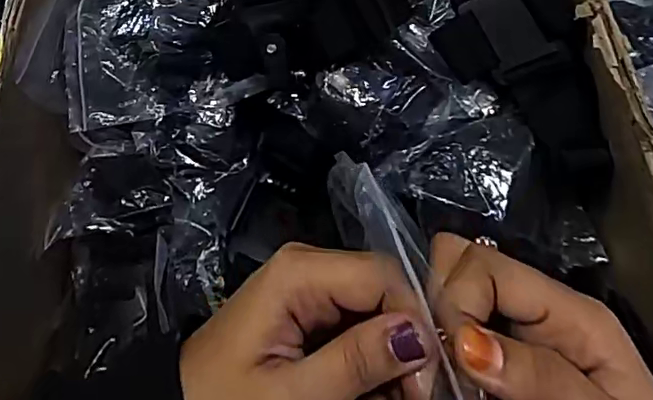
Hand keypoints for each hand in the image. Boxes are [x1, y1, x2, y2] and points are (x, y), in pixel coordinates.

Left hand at [181, 243, 433, 399]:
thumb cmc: (228, 398)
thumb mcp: (293, 394)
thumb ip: (355, 362)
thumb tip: (419, 335)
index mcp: (301, 271)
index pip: (382, 274)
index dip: (413, 324)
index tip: (424, 386)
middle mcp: (309, 265)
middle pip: (382, 290)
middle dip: (406, 344)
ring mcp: (309, 286)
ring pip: (376, 310)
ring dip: (393, 358)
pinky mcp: (309, 308)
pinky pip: (357, 324)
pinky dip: (373, 360)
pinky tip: (371, 392)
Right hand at [430, 233, 652, 399]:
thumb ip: (540, 378)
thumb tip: (465, 341)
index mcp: (570, 309)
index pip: (483, 262)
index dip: (456, 302)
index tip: (454, 362)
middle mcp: (539, 304)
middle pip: (461, 257)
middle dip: (440, 302)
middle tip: (443, 363)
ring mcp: (520, 326)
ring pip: (451, 283)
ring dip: (438, 320)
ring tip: (447, 373)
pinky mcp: (505, 350)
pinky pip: (457, 320)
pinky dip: (444, 339)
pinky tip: (454, 375)